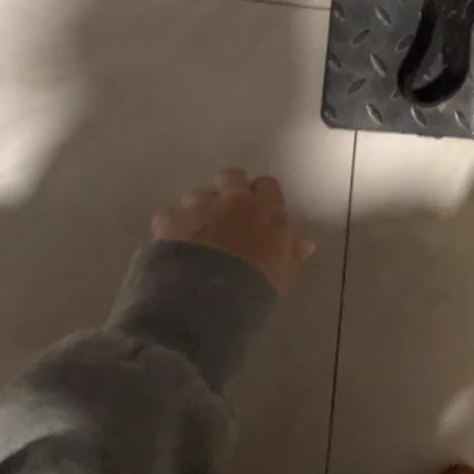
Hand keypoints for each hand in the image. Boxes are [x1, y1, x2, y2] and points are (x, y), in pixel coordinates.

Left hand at [152, 168, 315, 292]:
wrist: (212, 296)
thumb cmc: (257, 286)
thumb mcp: (283, 273)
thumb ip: (291, 253)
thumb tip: (305, 243)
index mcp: (267, 211)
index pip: (267, 185)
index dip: (260, 194)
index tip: (257, 210)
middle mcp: (235, 201)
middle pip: (230, 176)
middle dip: (227, 189)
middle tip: (226, 212)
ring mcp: (201, 208)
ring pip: (198, 193)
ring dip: (198, 208)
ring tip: (196, 231)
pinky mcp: (172, 220)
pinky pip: (169, 215)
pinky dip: (171, 226)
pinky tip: (171, 243)